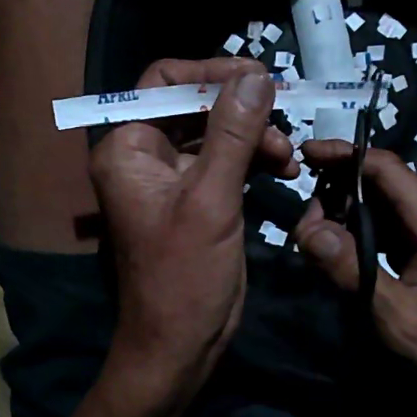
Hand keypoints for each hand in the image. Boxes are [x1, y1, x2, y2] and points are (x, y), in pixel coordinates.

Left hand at [88, 59, 293, 416]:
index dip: (211, 73)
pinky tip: (285, 169)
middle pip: (193, 105)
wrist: (179, 343)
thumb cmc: (184, 275)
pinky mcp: (196, 196)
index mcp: (128, 148)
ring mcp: (171, 176)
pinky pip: (225, 160)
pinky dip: (254, 158)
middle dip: (241, 109)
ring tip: (288, 157)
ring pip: (215, 132)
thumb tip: (256, 76)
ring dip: (255, 136)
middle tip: (285, 114)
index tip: (260, 76)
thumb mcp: (211, 200)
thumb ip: (232, 134)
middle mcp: (144, 155)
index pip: (164, 83)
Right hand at [293, 144, 416, 416]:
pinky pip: (399, 222)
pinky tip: (343, 245)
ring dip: (351, 208)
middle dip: (341, 189)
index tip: (306, 154)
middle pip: (387, 181)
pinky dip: (367, 226)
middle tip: (305, 220)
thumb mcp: (395, 316)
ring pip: (390, 201)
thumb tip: (307, 229)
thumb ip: (350, 269)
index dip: (344, 155)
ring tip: (316, 233)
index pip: (388, 168)